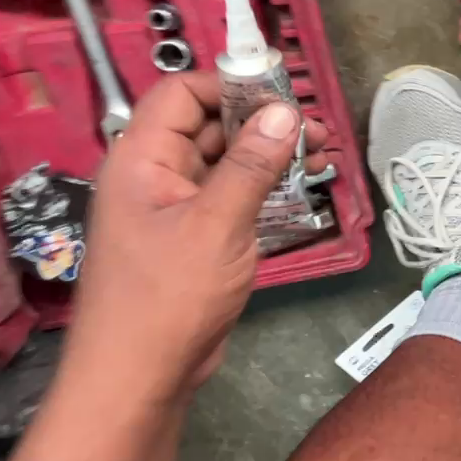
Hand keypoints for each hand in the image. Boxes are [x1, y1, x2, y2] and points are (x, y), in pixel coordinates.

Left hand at [66, 71, 329, 400]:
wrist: (140, 375)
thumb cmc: (168, 296)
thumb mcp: (217, 224)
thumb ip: (251, 165)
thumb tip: (284, 113)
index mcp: (141, 160)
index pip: (181, 95)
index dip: (229, 85)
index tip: (283, 93)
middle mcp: (156, 175)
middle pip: (209, 124)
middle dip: (262, 120)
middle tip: (316, 131)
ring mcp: (176, 206)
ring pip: (226, 159)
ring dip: (270, 153)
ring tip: (320, 156)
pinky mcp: (195, 233)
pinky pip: (232, 192)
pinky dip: (265, 183)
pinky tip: (300, 187)